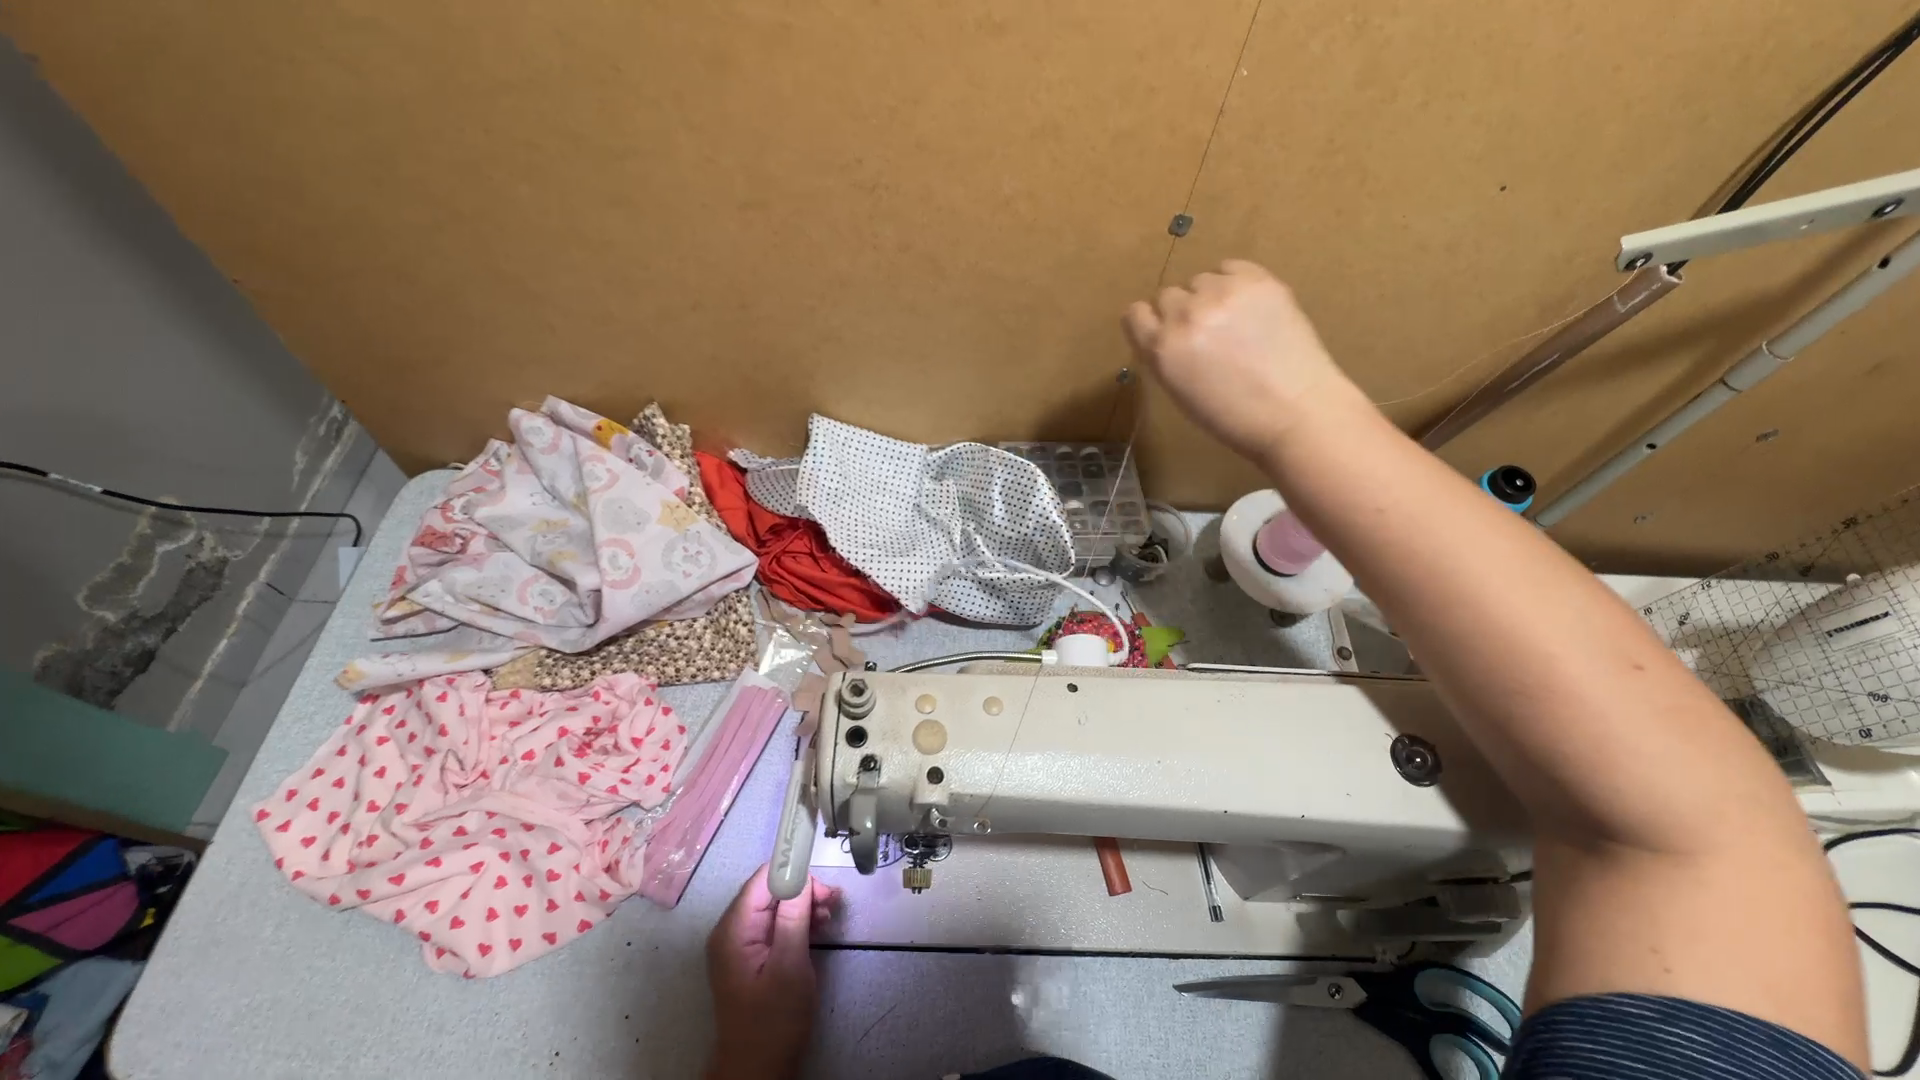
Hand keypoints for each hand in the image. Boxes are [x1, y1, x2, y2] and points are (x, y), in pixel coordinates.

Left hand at [703, 865, 840, 1079]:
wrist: (758, 1068)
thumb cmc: (773, 1020)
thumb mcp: (790, 966)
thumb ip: (794, 918)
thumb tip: (801, 877)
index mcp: (733, 929)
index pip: (762, 879)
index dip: (793, 871)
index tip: (824, 881)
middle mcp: (732, 930)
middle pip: (769, 891)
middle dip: (803, 890)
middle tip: (833, 902)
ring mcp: (741, 944)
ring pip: (776, 907)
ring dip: (804, 906)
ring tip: (830, 916)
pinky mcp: (752, 955)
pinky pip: (775, 925)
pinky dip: (797, 923)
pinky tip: (818, 928)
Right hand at [1124, 259, 1365, 463]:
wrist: (1296, 411)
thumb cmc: (1235, 417)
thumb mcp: (1181, 394)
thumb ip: (1166, 357)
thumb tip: (1169, 334)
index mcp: (1161, 350)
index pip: (1135, 314)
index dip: (1151, 322)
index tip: (1167, 333)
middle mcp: (1185, 315)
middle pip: (1169, 295)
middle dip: (1183, 312)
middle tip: (1209, 333)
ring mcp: (1221, 294)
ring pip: (1201, 280)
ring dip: (1211, 296)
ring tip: (1235, 321)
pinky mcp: (1257, 280)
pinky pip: (1231, 267)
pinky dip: (1236, 282)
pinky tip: (1251, 307)